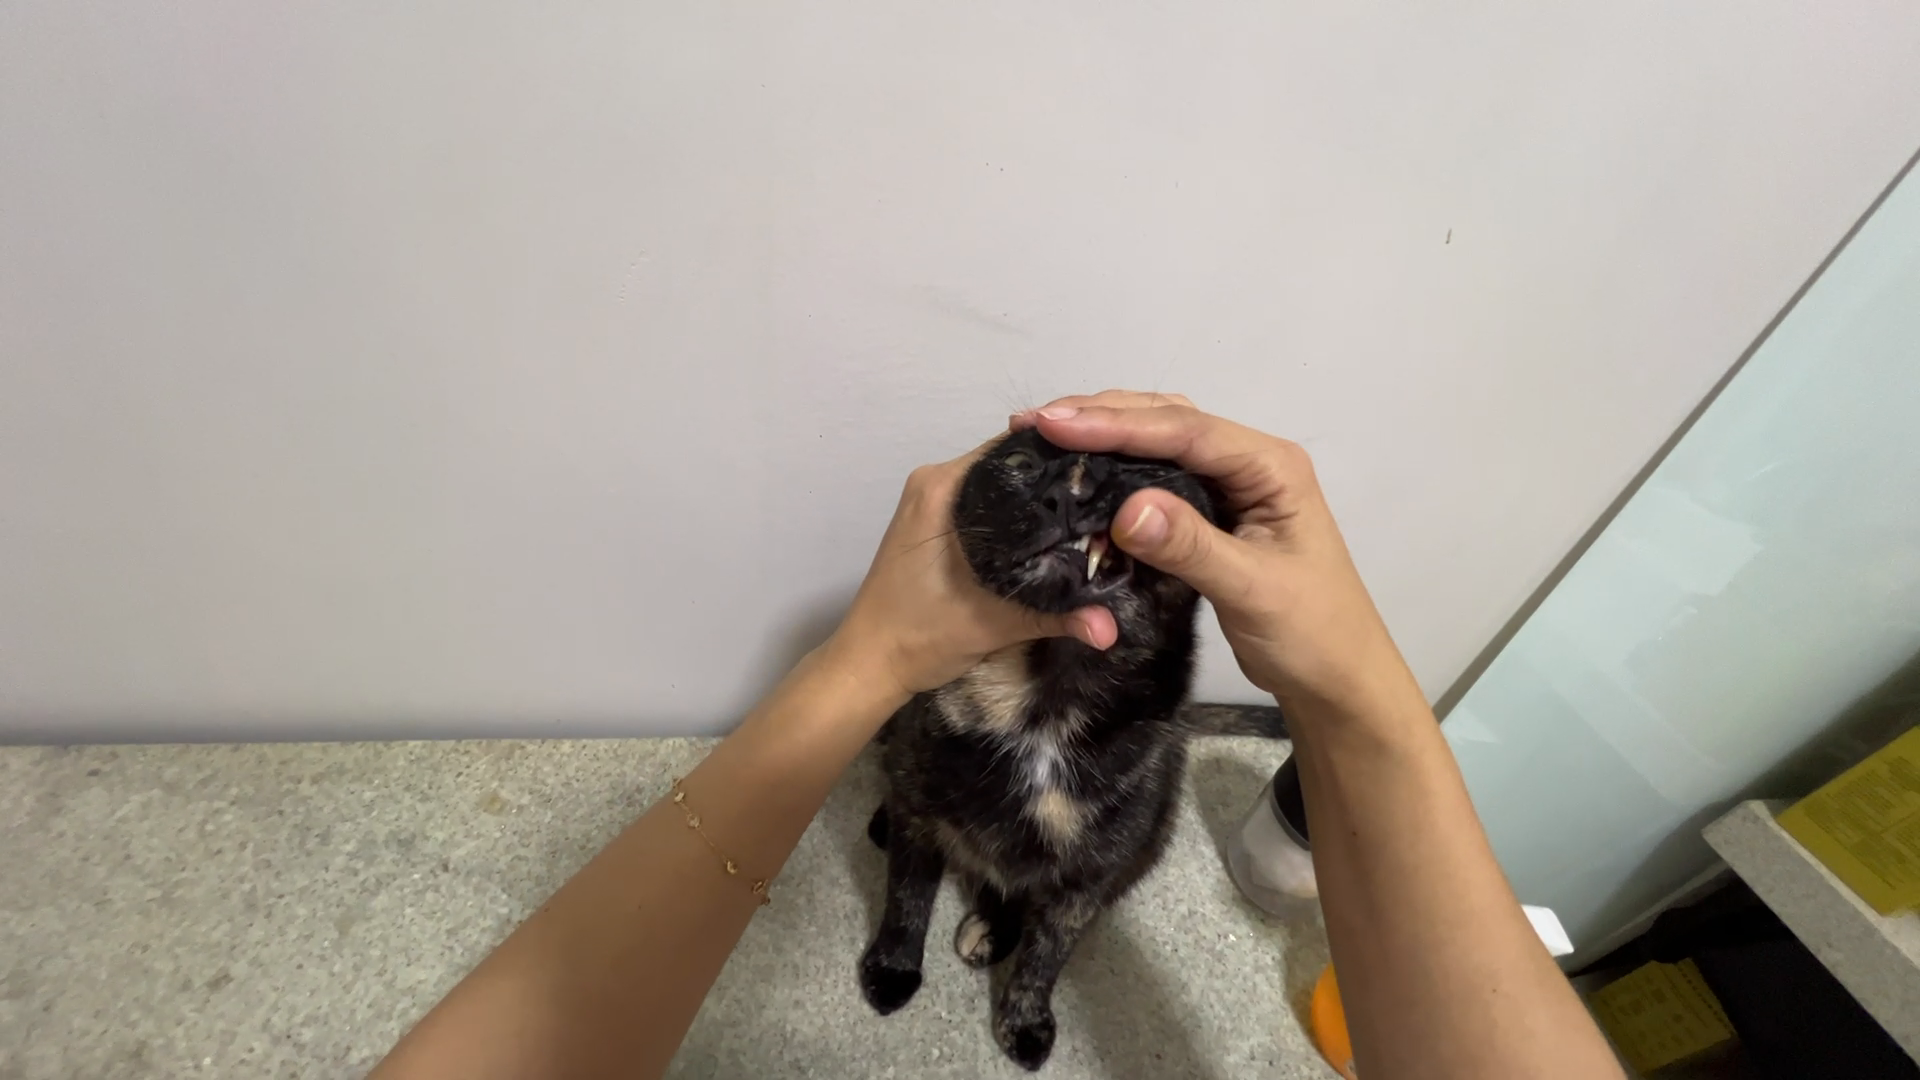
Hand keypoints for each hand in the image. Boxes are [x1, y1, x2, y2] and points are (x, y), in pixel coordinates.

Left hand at [825, 437, 1117, 703]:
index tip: (1109, 472)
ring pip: (999, 483)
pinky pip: (985, 502)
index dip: (1067, 456)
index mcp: (943, 487)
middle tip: (1109, 497)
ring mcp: (931, 500)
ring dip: (1038, 497)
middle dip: (1058, 478)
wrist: (870, 664)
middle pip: (1011, 462)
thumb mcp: (992, 624)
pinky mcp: (932, 521)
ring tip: (1090, 512)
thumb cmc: (919, 636)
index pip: (1017, 449)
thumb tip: (1115, 628)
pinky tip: (1050, 532)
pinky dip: (1016, 514)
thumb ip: (1056, 618)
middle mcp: (935, 481)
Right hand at [1014, 391, 1413, 711]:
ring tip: (1047, 435)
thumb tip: (1125, 509)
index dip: (1116, 425)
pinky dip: (1114, 468)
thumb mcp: (1251, 589)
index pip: (1185, 430)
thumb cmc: (1309, 634)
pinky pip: (1153, 475)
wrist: (1335, 677)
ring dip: (1103, 433)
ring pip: (1157, 441)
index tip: (1055, 426)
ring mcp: (1226, 484)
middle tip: (1035, 424)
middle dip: (1100, 416)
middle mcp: (1246, 461)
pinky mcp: (1206, 511)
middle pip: (1167, 419)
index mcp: (1268, 466)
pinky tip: (1081, 472)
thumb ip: (1191, 546)